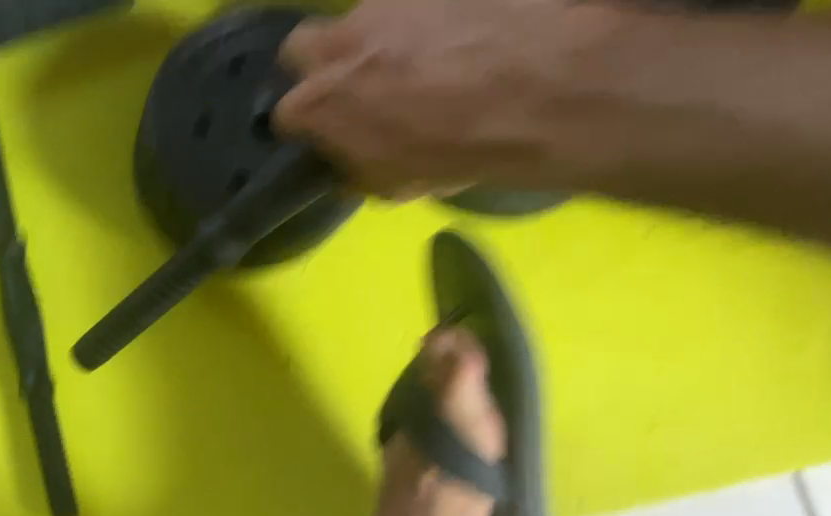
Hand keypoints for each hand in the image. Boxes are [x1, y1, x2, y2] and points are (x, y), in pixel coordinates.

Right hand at [270, 0, 594, 194]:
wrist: (543, 88)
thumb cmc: (455, 150)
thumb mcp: (392, 183)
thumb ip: (356, 164)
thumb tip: (353, 160)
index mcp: (318, 102)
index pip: (287, 112)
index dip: (309, 122)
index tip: (330, 132)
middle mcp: (341, 41)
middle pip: (304, 45)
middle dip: (324, 63)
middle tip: (361, 83)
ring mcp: (390, 0)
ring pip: (368, 15)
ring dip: (386, 35)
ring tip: (430, 54)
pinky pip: (424, 3)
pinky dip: (436, 15)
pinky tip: (467, 32)